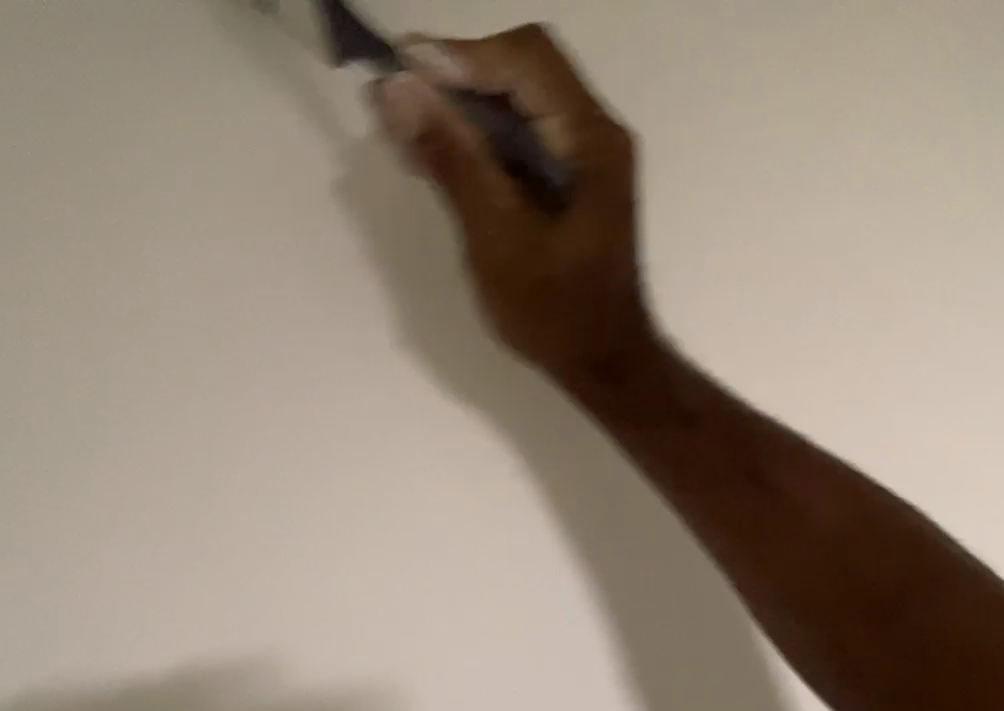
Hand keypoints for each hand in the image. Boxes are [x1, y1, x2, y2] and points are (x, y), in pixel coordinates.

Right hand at [369, 25, 660, 379]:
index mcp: (592, 141)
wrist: (604, 363)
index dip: (461, 54)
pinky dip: (480, 144)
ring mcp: (586, 161)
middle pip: (523, 73)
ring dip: (463, 112)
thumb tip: (399, 89)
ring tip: (408, 135)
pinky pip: (522, 143)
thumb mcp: (498, 238)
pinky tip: (439, 160)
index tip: (403, 72)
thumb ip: (453, 161)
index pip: (527, 58)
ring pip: (518, 107)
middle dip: (458, 81)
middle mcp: (597, 136)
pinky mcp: (572, 186)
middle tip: (400, 105)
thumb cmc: (557, 313)